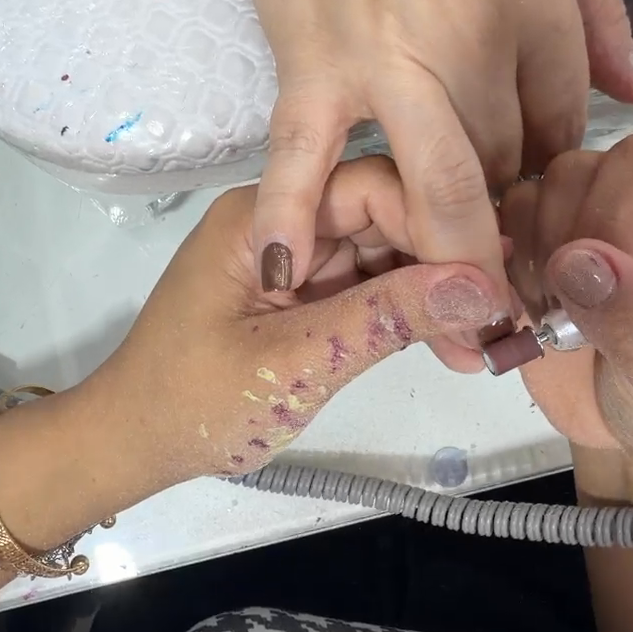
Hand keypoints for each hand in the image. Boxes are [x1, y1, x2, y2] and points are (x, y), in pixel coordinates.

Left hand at [84, 157, 497, 481]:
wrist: (135, 444)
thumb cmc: (196, 401)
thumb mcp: (295, 362)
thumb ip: (385, 319)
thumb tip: (483, 288)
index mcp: (263, 215)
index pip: (370, 187)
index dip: (435, 226)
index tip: (492, 280)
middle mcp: (284, 221)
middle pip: (383, 216)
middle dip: (440, 265)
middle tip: (497, 319)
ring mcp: (296, 258)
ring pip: (384, 252)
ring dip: (430, 294)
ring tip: (483, 340)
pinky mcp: (305, 293)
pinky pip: (368, 286)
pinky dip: (405, 314)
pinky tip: (449, 341)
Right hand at [146, 0, 632, 355]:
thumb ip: (598, 2)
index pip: (565, 116)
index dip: (556, 179)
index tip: (540, 218)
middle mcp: (471, 38)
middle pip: (509, 167)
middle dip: (517, 243)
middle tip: (514, 306)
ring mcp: (385, 61)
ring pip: (434, 182)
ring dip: (446, 258)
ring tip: (451, 326)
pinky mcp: (312, 70)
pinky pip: (303, 156)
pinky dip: (291, 215)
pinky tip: (285, 273)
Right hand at [497, 135, 632, 466]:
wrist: (624, 429)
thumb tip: (578, 262)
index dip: (622, 209)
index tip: (610, 278)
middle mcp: (625, 202)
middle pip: (577, 172)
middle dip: (564, 242)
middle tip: (571, 311)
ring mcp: (568, 223)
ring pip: (526, 196)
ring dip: (527, 260)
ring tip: (549, 317)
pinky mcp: (521, 248)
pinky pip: (490, 228)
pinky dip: (492, 270)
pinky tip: (514, 312)